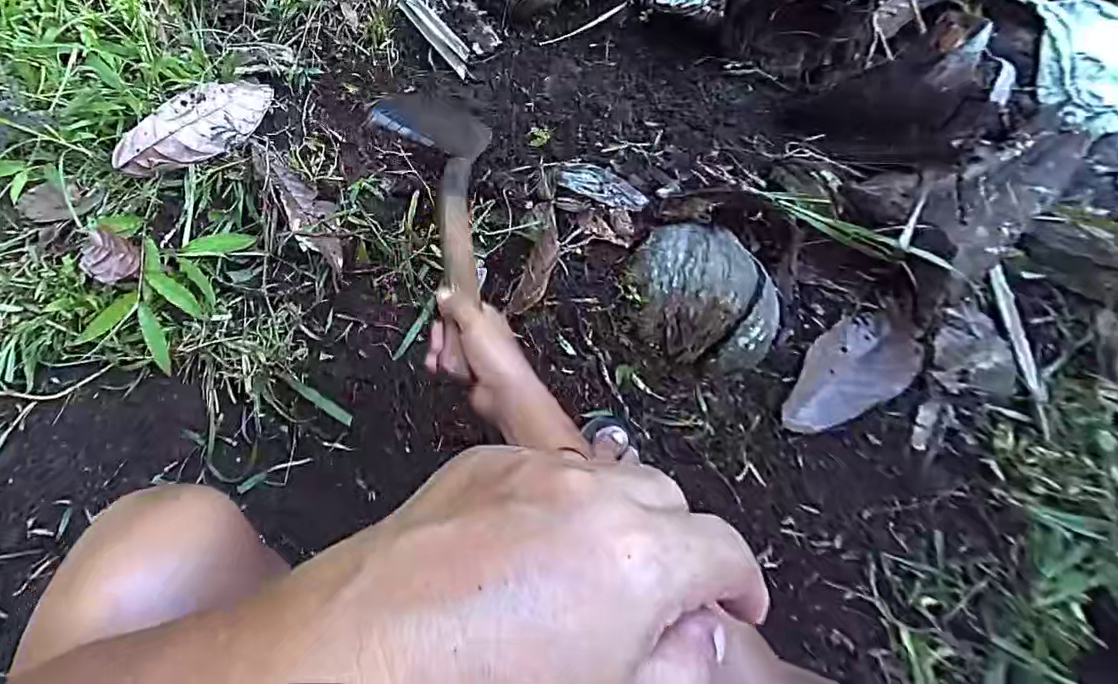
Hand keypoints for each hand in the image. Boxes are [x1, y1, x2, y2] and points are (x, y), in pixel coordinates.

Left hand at [237, 445, 768, 683]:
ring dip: (619, 511)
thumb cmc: (495, 679)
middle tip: (656, 593)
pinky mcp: (484, 457)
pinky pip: (545, 468)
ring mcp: (532, 464)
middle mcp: (590, 489)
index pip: (724, 549)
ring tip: (593, 563)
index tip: (732, 607)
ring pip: (608, 470)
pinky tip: (529, 541)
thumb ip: (676, 660)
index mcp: (637, 555)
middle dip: (676, 541)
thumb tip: (700, 626)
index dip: (739, 584)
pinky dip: (559, 496)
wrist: (378, 636)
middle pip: (666, 496)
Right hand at [426, 290, 534, 416]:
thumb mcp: (474, 321)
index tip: (439, 316)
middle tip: (439, 344)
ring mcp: (471, 352)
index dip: (445, 311)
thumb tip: (443, 291)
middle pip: (446, 326)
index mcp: (484, 315)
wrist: (504, 394)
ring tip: (443, 362)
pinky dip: (439, 365)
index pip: (457, 305)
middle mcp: (477, 332)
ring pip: (443, 345)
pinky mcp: (464, 370)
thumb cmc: (495, 354)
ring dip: (439, 353)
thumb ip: (457, 304)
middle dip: (439, 336)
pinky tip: (438, 369)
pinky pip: (445, 362)